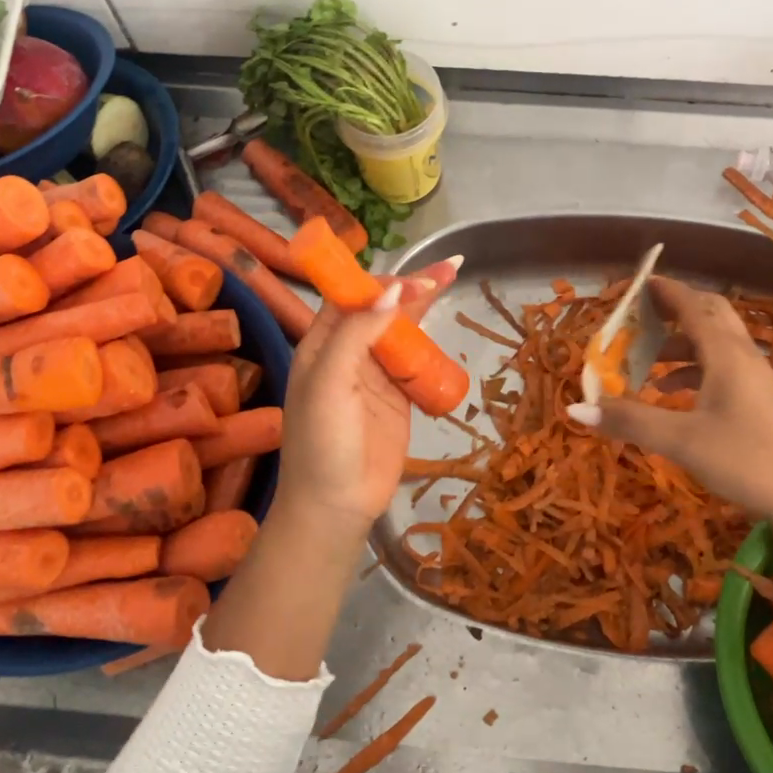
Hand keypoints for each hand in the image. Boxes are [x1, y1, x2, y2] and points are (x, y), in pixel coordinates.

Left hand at [274, 259, 458, 532]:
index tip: (416, 275)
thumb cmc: (323, 442)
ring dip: (424, 306)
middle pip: (382, 308)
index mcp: (321, 344)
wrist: (336, 505)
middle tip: (449, 267)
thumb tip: (392, 291)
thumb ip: (356, 334)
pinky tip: (446, 323)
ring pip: (402, 331)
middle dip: (412, 285)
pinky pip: (417, 362)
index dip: (383, 281)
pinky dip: (432, 342)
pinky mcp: (398, 397)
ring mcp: (374, 375)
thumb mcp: (330, 382)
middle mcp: (347, 353)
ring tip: (451, 279)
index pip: (351, 297)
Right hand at [568, 276, 772, 516]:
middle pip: (710, 315)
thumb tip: (576, 407)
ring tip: (644, 362)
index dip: (666, 290)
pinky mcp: (758, 398)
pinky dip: (693, 368)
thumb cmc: (743, 461)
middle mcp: (743, 357)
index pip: (693, 306)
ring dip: (680, 343)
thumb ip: (630, 420)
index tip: (637, 282)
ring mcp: (754, 378)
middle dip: (675, 309)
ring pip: (715, 343)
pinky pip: (722, 367)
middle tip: (640, 315)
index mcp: (726, 355)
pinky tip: (672, 393)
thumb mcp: (680, 441)